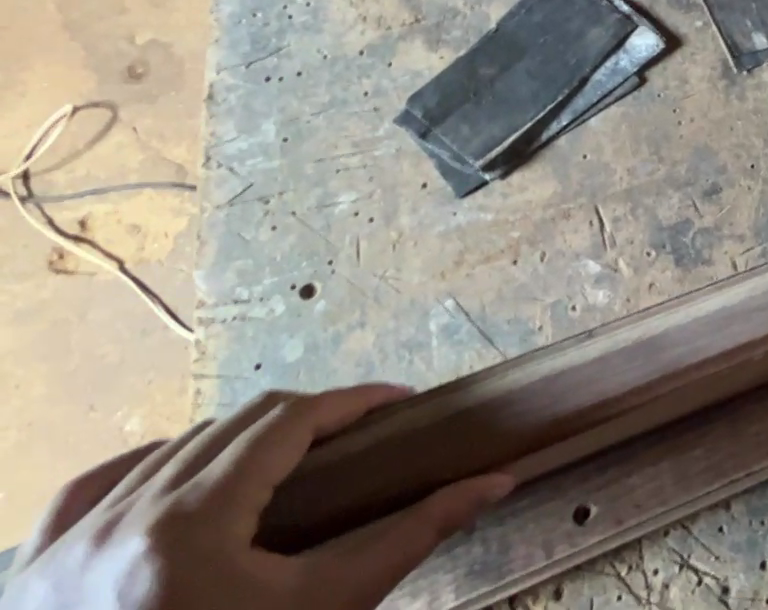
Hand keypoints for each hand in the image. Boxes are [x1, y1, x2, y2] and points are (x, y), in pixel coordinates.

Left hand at [2, 385, 513, 609]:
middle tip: (361, 432)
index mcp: (191, 526)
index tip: (401, 401)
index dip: (354, 399)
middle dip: (311, 414)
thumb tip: (498, 481)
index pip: (290, 420)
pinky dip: (152, 462)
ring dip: (243, 436)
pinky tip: (187, 471)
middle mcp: (119, 520)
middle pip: (237, 422)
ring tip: (291, 455)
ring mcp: (61, 546)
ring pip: (174, 444)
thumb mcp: (332, 607)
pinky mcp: (28, 571)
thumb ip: (414, 537)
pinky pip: (92, 484)